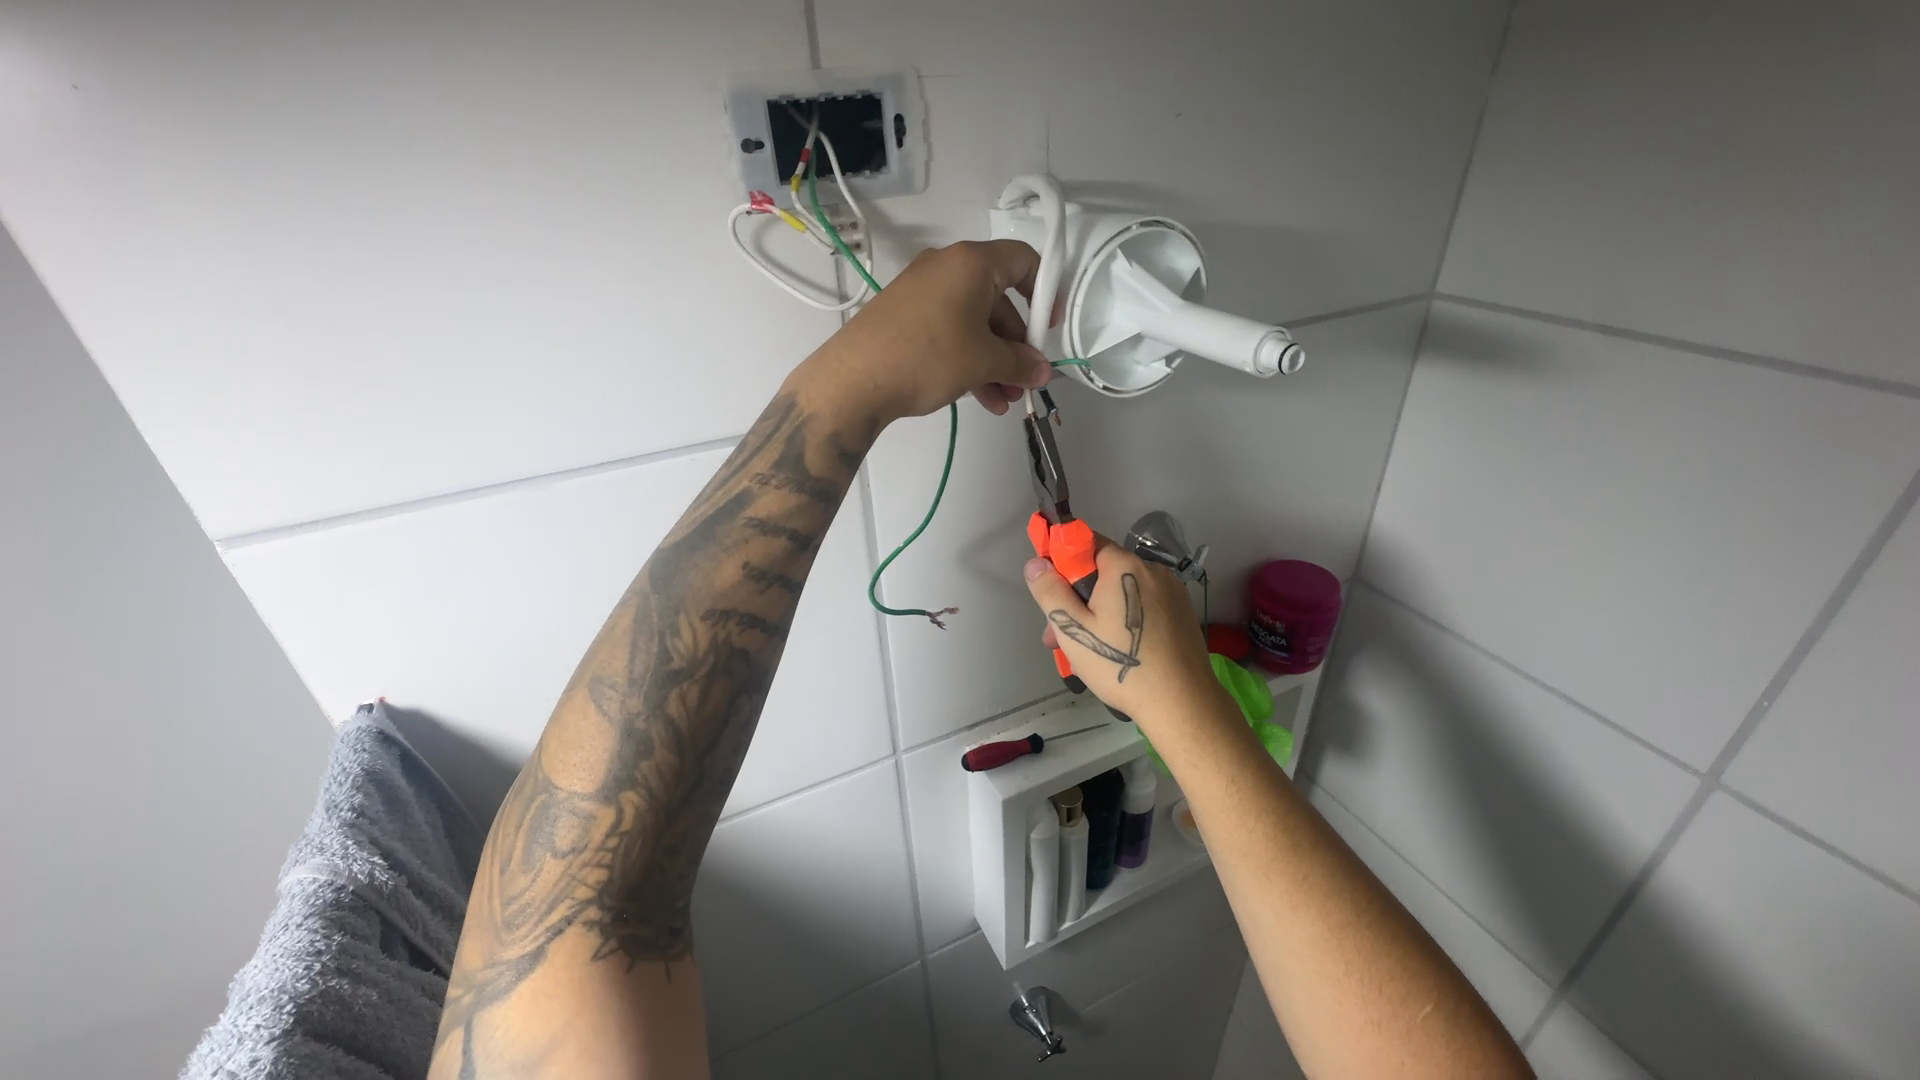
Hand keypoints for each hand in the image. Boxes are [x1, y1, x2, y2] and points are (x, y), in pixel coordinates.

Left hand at [794, 240, 1055, 424]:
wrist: (854, 380)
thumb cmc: (928, 356)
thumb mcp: (983, 362)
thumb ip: (1020, 364)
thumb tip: (1042, 371)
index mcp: (971, 263)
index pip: (1023, 260)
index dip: (1045, 292)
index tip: (1049, 328)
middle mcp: (946, 269)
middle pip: (998, 300)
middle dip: (1016, 345)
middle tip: (1026, 380)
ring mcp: (923, 294)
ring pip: (974, 324)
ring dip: (995, 362)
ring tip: (1006, 401)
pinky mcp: (906, 319)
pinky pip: (950, 334)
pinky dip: (969, 361)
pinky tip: (982, 400)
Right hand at [1023, 534, 1221, 724]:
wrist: (1182, 702)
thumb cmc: (1121, 663)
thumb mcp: (1073, 629)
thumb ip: (1050, 591)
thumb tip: (1036, 562)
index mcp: (1124, 565)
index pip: (1086, 543)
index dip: (1063, 563)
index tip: (1051, 593)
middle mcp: (1152, 569)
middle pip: (1103, 572)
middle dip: (1077, 599)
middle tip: (1059, 638)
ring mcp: (1172, 591)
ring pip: (1122, 593)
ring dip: (1099, 613)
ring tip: (1085, 653)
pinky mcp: (1183, 613)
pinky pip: (1142, 607)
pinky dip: (1124, 621)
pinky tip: (1117, 651)